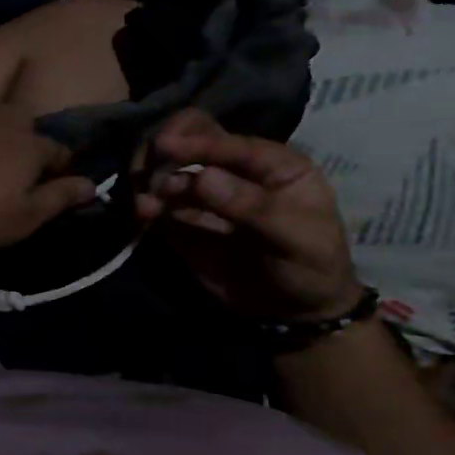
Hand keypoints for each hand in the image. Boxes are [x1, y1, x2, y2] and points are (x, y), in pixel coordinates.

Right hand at [137, 109, 363, 322]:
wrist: (297, 313)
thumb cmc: (312, 267)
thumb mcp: (296, 237)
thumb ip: (251, 206)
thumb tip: (201, 176)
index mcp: (271, 164)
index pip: (228, 142)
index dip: (196, 142)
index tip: (164, 146)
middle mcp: (235, 172)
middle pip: (191, 143)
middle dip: (164, 153)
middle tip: (145, 171)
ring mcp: (207, 197)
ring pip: (170, 175)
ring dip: (152, 182)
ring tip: (143, 205)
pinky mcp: (186, 224)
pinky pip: (161, 207)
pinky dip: (148, 206)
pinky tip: (142, 215)